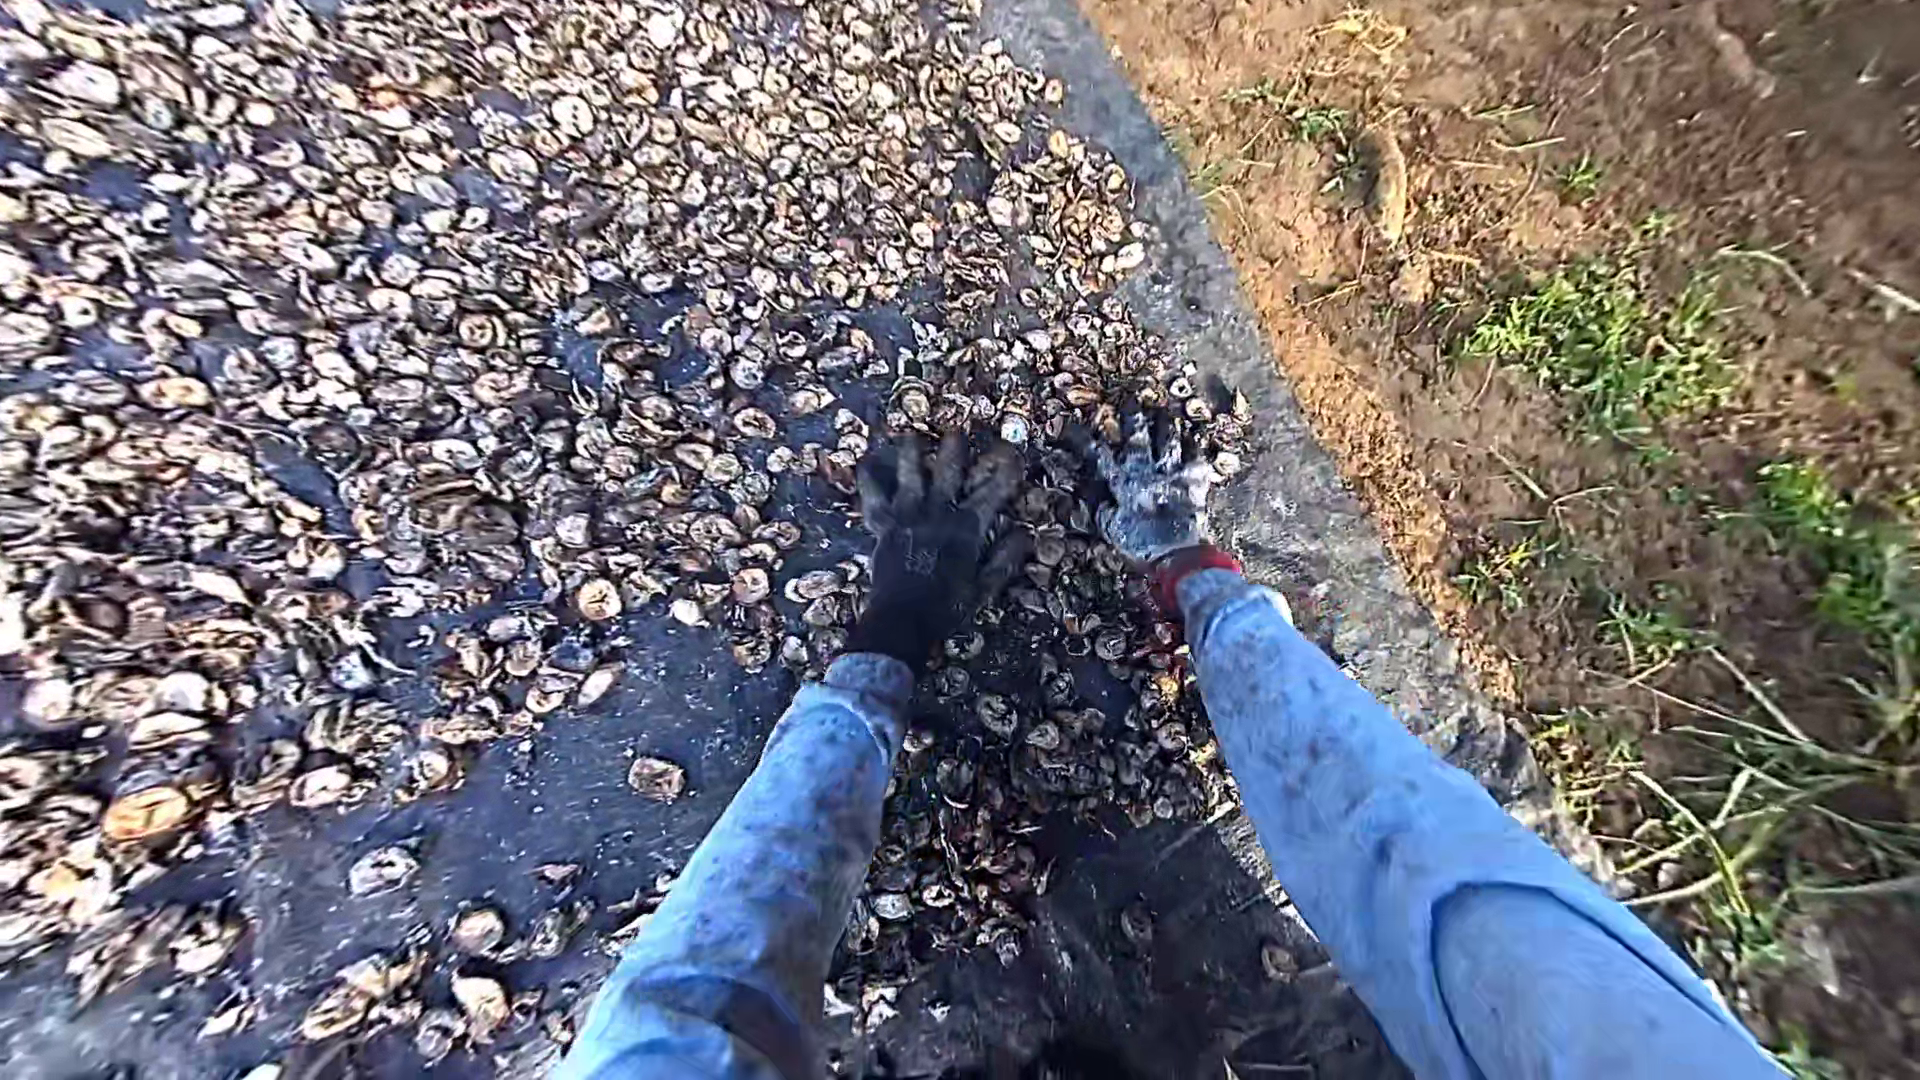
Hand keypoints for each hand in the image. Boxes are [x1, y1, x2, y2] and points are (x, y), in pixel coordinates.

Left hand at [845, 432, 1027, 670]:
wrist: (902, 618)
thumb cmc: (946, 607)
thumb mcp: (983, 589)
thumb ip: (1004, 560)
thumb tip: (1024, 534)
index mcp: (966, 529)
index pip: (991, 494)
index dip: (1004, 475)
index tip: (1014, 458)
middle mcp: (937, 513)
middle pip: (948, 474)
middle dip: (954, 452)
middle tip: (956, 432)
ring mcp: (907, 516)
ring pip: (910, 476)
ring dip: (911, 454)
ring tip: (910, 435)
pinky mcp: (883, 526)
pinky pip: (874, 498)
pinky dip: (870, 482)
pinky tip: (865, 466)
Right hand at [1092, 412, 1215, 562]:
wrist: (1178, 554)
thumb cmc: (1140, 545)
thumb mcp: (1111, 529)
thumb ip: (1104, 508)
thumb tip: (1097, 496)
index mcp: (1123, 484)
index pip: (1099, 456)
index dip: (1086, 439)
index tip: (1073, 424)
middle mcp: (1147, 472)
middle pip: (1139, 439)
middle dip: (1134, 419)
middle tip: (1133, 401)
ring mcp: (1173, 475)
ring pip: (1169, 441)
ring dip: (1166, 426)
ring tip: (1166, 413)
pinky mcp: (1195, 482)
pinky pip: (1195, 457)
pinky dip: (1193, 447)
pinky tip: (1193, 439)